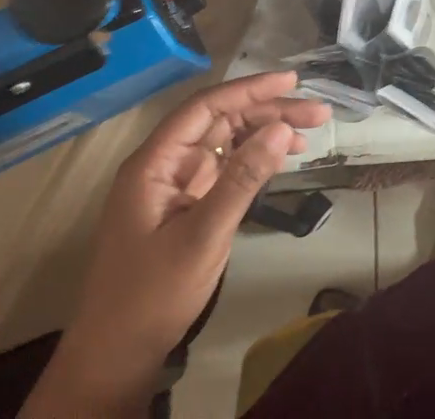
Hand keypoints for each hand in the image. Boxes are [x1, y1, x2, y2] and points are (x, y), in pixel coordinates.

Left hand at [44, 72, 331, 408]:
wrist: (117, 353)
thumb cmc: (153, 294)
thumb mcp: (203, 235)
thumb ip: (242, 179)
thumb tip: (281, 127)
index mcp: (154, 163)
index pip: (205, 108)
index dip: (249, 90)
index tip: (293, 82)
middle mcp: (163, 165)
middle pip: (219, 121)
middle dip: (268, 111)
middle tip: (318, 113)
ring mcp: (175, 186)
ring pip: (225, 142)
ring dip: (265, 132)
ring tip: (311, 132)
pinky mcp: (187, 206)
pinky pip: (224, 168)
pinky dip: (255, 159)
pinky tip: (283, 157)